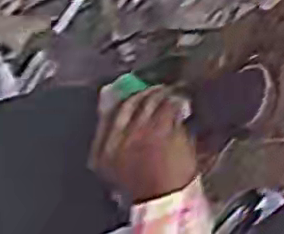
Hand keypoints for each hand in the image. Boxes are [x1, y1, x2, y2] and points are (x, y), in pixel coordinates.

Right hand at [91, 88, 197, 202]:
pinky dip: (178, 99)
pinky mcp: (161, 129)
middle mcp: (116, 143)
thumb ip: (116, 130)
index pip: (108, 114)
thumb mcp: (120, 160)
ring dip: (166, 93)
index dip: (123, 96)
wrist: (163, 196)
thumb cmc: (145, 178)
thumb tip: (109, 94)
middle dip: (147, 92)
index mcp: (100, 154)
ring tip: (174, 94)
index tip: (134, 86)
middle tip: (160, 89)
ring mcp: (139, 134)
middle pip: (130, 102)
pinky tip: (182, 102)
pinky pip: (169, 103)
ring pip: (151, 99)